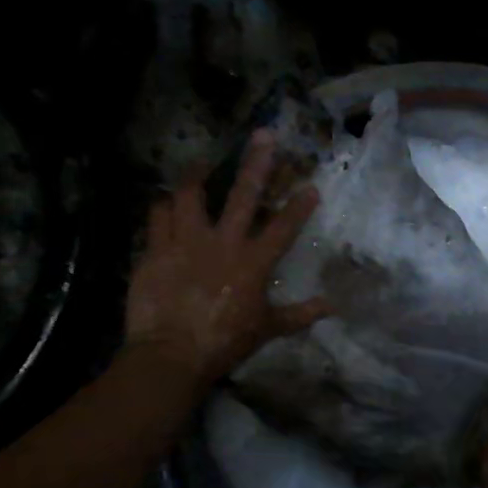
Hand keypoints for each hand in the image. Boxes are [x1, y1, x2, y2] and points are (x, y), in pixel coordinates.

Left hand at [124, 129, 329, 386]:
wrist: (172, 353)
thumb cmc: (224, 343)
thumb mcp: (266, 330)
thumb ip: (298, 315)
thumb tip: (331, 307)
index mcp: (252, 263)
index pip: (282, 228)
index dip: (299, 206)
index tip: (311, 186)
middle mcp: (221, 243)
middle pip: (242, 194)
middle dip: (256, 162)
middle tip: (264, 134)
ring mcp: (185, 242)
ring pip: (189, 194)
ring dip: (196, 175)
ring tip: (200, 164)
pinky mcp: (155, 249)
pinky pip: (157, 216)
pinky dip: (163, 206)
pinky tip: (166, 202)